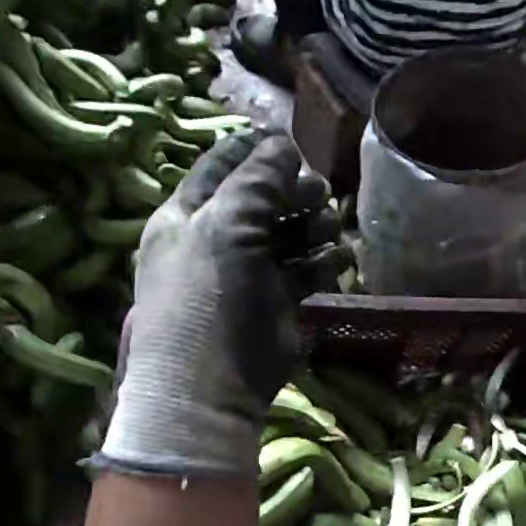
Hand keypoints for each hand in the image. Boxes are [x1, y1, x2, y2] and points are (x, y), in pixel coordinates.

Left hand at [96, 131, 332, 478]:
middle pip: (263, 198)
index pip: (221, 167)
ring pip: (289, 232)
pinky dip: (323, 262)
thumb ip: (256, 179)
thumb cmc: (208, 294)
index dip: (253, 150)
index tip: (288, 142)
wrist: (210, 382)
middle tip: (316, 192)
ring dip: (312, 224)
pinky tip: (337, 260)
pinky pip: (306, 270)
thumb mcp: (225, 223)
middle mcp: (217, 239)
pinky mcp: (277, 301)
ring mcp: (249, 271)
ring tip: (326, 228)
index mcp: (188, 215)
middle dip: (292, 190)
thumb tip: (281, 144)